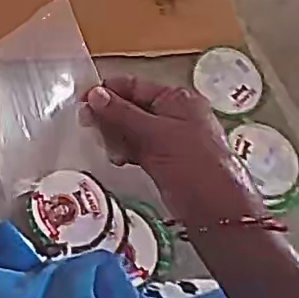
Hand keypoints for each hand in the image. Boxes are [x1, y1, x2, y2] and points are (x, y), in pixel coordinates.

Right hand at [84, 77, 260, 223]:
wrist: (217, 211)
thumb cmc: (191, 165)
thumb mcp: (154, 134)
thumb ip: (122, 113)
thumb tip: (95, 93)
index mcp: (177, 99)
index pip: (134, 86)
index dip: (107, 91)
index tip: (81, 101)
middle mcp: (174, 114)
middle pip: (131, 107)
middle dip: (110, 116)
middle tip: (87, 126)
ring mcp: (170, 138)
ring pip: (132, 129)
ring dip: (116, 136)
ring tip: (109, 150)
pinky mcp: (164, 159)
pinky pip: (138, 147)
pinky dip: (126, 151)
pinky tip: (119, 159)